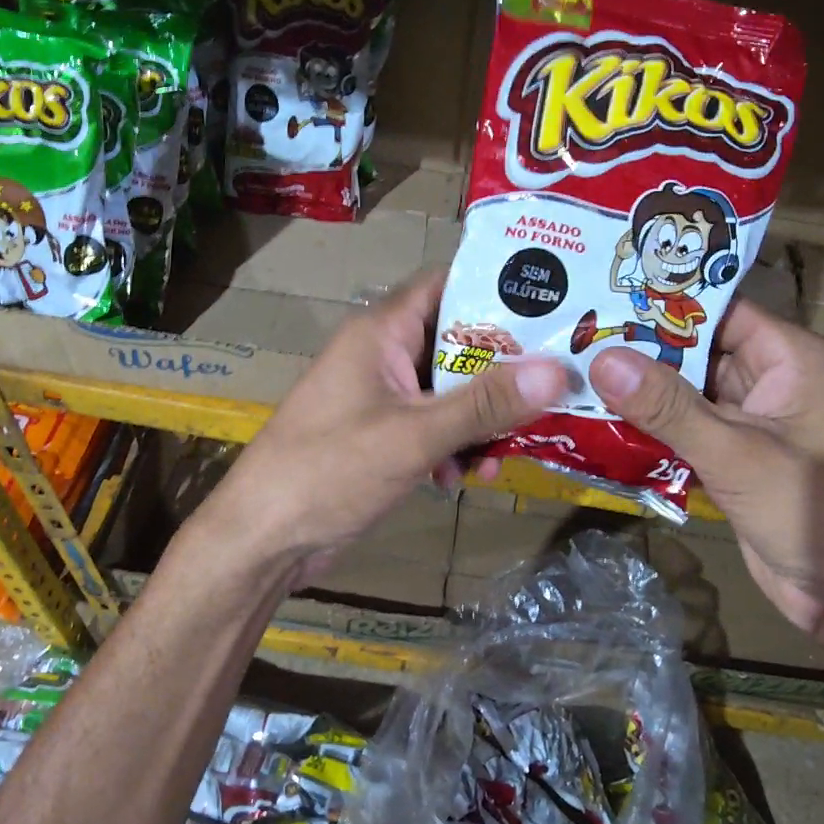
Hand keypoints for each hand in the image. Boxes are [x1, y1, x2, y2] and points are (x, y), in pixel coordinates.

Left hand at [199, 269, 567, 586]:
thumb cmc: (330, 471)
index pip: (445, 285)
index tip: (553, 306)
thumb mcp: (413, 436)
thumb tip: (558, 370)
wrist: (265, 538)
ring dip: (480, 421)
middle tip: (553, 389)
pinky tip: (462, 480)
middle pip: (456, 345)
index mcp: (380, 333)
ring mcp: (379, 400)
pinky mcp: (379, 439)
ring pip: (449, 393)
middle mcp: (380, 357)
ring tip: (503, 453)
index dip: (496, 290)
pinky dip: (452, 449)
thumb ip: (484, 404)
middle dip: (501, 373)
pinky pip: (431, 429)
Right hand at [589, 300, 823, 639]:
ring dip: (635, 397)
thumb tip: (602, 358)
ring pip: (682, 397)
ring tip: (566, 379)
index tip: (595, 295)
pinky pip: (682, 436)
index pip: (716, 309)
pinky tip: (592, 430)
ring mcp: (748, 426)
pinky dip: (646, 435)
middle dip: (634, 351)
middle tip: (565, 340)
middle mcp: (767, 382)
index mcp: (787, 359)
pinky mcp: (731, 464)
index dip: (659, 301)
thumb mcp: (738, 454)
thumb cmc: (819, 510)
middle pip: (691, 352)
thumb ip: (669, 408)